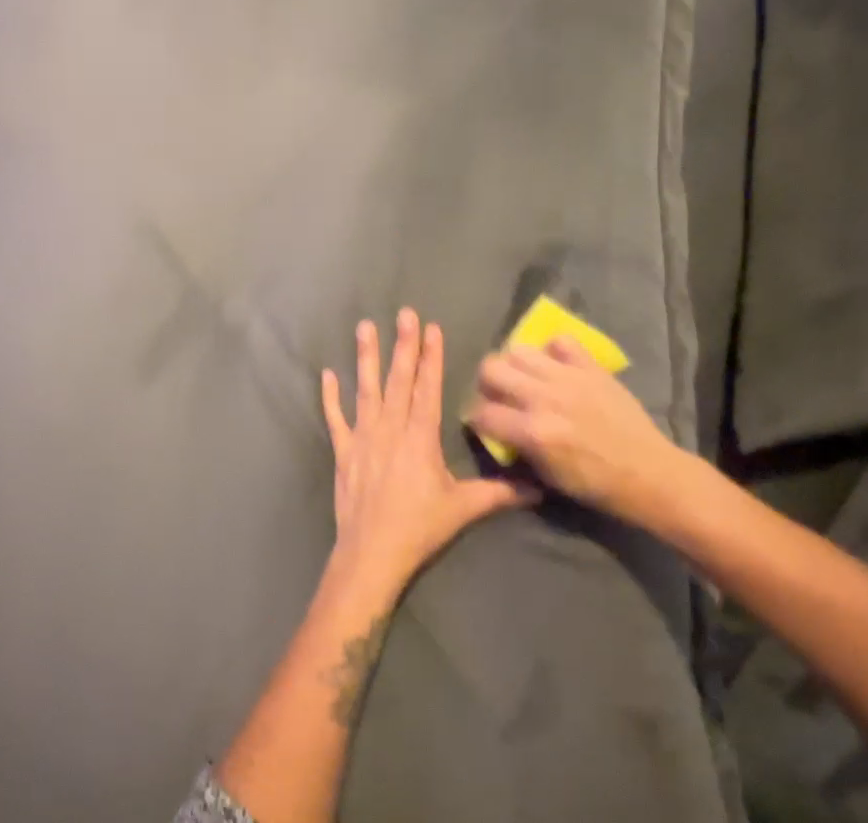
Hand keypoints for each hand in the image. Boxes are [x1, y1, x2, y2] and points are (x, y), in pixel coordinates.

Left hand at [322, 309, 537, 593]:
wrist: (372, 554)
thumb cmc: (420, 528)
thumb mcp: (465, 508)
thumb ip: (501, 493)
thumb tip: (540, 488)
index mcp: (421, 436)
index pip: (428, 388)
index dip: (431, 357)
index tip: (432, 327)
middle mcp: (391, 429)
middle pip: (399, 379)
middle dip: (403, 345)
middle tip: (404, 312)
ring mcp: (364, 439)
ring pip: (366, 390)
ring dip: (366, 358)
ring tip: (365, 327)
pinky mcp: (344, 453)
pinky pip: (335, 420)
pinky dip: (330, 398)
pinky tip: (327, 375)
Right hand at [467, 337, 709, 526]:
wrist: (647, 472)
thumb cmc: (595, 484)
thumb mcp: (546, 476)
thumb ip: (518, 447)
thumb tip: (499, 429)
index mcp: (532, 432)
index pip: (482, 412)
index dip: (478, 419)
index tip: (486, 424)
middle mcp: (544, 398)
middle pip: (491, 369)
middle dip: (488, 384)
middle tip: (501, 396)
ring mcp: (568, 378)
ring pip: (519, 350)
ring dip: (515, 365)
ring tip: (526, 379)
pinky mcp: (591, 367)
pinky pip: (561, 342)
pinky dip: (553, 351)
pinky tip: (557, 368)